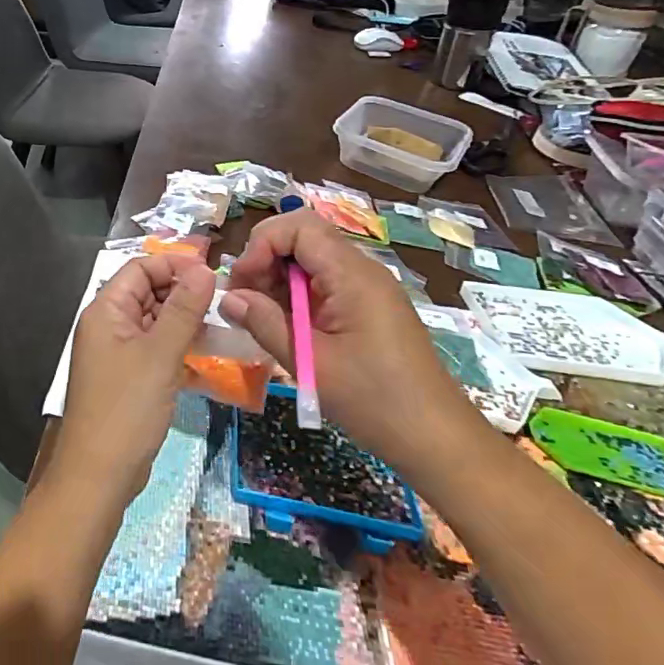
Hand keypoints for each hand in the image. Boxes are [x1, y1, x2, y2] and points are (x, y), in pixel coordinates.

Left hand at [55, 255, 215, 501]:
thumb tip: (203, 269)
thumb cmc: (126, 408)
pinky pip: (156, 350)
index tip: (212, 274)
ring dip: (185, 323)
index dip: (174, 266)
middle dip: (183, 294)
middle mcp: (108, 326)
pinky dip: (179, 349)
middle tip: (222, 303)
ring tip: (221, 327)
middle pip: (148, 293)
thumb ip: (183, 309)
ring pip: (155, 323)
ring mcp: (117, 354)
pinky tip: (207, 356)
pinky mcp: (129, 378)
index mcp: (106, 311)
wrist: (98, 476)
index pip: (140, 269)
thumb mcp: (160, 354)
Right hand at [221, 210, 487, 483]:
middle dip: (266, 260)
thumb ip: (265, 323)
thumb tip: (227, 298)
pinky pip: (326, 282)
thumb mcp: (310, 363)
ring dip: (279, 279)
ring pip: (312, 259)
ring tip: (260, 317)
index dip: (262, 245)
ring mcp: (369, 287)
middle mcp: (362, 270)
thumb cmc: (373, 400)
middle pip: (304, 237)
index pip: (299, 226)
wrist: (436, 438)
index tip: (242, 284)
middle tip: (245, 301)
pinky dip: (298, 295)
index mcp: (352, 275)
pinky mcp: (370, 306)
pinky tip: (286, 326)